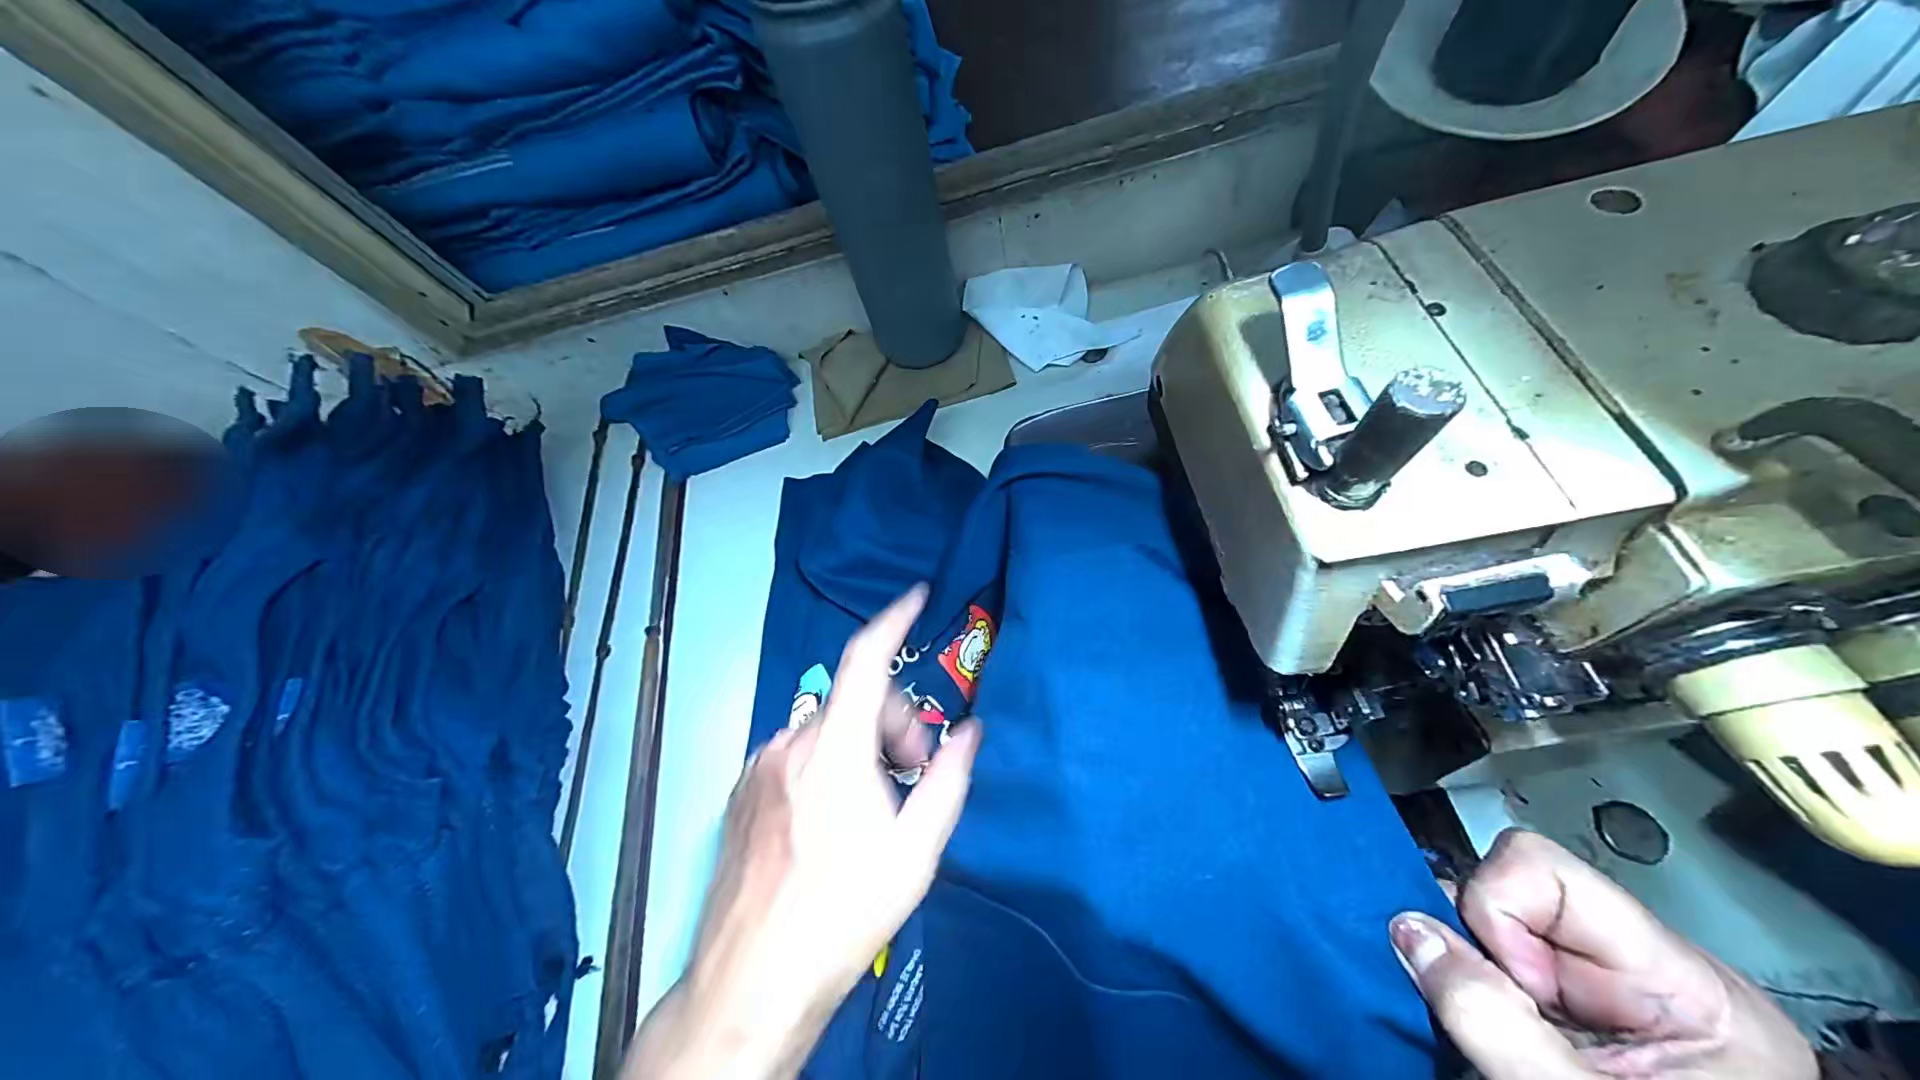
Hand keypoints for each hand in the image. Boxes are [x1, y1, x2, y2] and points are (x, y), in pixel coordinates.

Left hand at [625, 586, 981, 1079]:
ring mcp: (759, 765)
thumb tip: (971, 732)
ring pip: (826, 728)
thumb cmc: (844, 912)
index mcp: (834, 749)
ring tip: (872, 808)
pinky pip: (797, 752)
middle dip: (894, 725)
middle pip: (854, 701)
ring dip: (860, 748)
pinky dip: (826, 763)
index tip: (916, 595)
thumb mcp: (915, 852)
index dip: (894, 619)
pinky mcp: (741, 789)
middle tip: (913, 778)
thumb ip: (947, 780)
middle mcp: (789, 743)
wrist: (753, 979)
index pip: (865, 660)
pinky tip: (831, 819)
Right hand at [1390, 829, 1814, 1079]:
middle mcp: (1646, 973)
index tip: (1508, 987)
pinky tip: (1485, 1027)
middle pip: (1513, 898)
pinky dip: (1471, 991)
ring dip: (1470, 974)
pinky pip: (1495, 967)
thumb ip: (1489, 1016)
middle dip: (1479, 949)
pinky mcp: (1575, 1015)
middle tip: (1498, 1017)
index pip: (1541, 871)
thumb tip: (1405, 928)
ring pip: (1493, 932)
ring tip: (1495, 1034)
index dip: (1495, 913)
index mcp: (1686, 984)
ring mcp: (1608, 995)